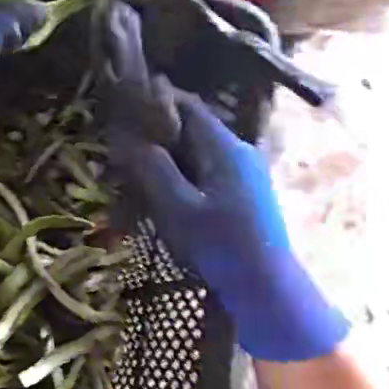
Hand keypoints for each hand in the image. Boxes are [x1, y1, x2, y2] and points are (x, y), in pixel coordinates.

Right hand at [111, 77, 346, 362]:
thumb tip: (128, 137)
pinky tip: (161, 189)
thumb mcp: (181, 208)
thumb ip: (154, 168)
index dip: (155, 100)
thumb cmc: (223, 246)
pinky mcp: (242, 192)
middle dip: (156, 130)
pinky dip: (179, 171)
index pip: (187, 106)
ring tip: (134, 166)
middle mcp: (238, 151)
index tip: (123, 103)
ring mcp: (243, 172)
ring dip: (166, 153)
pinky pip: (204, 169)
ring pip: (196, 149)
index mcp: (226, 148)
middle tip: (120, 140)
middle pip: (191, 127)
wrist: (268, 288)